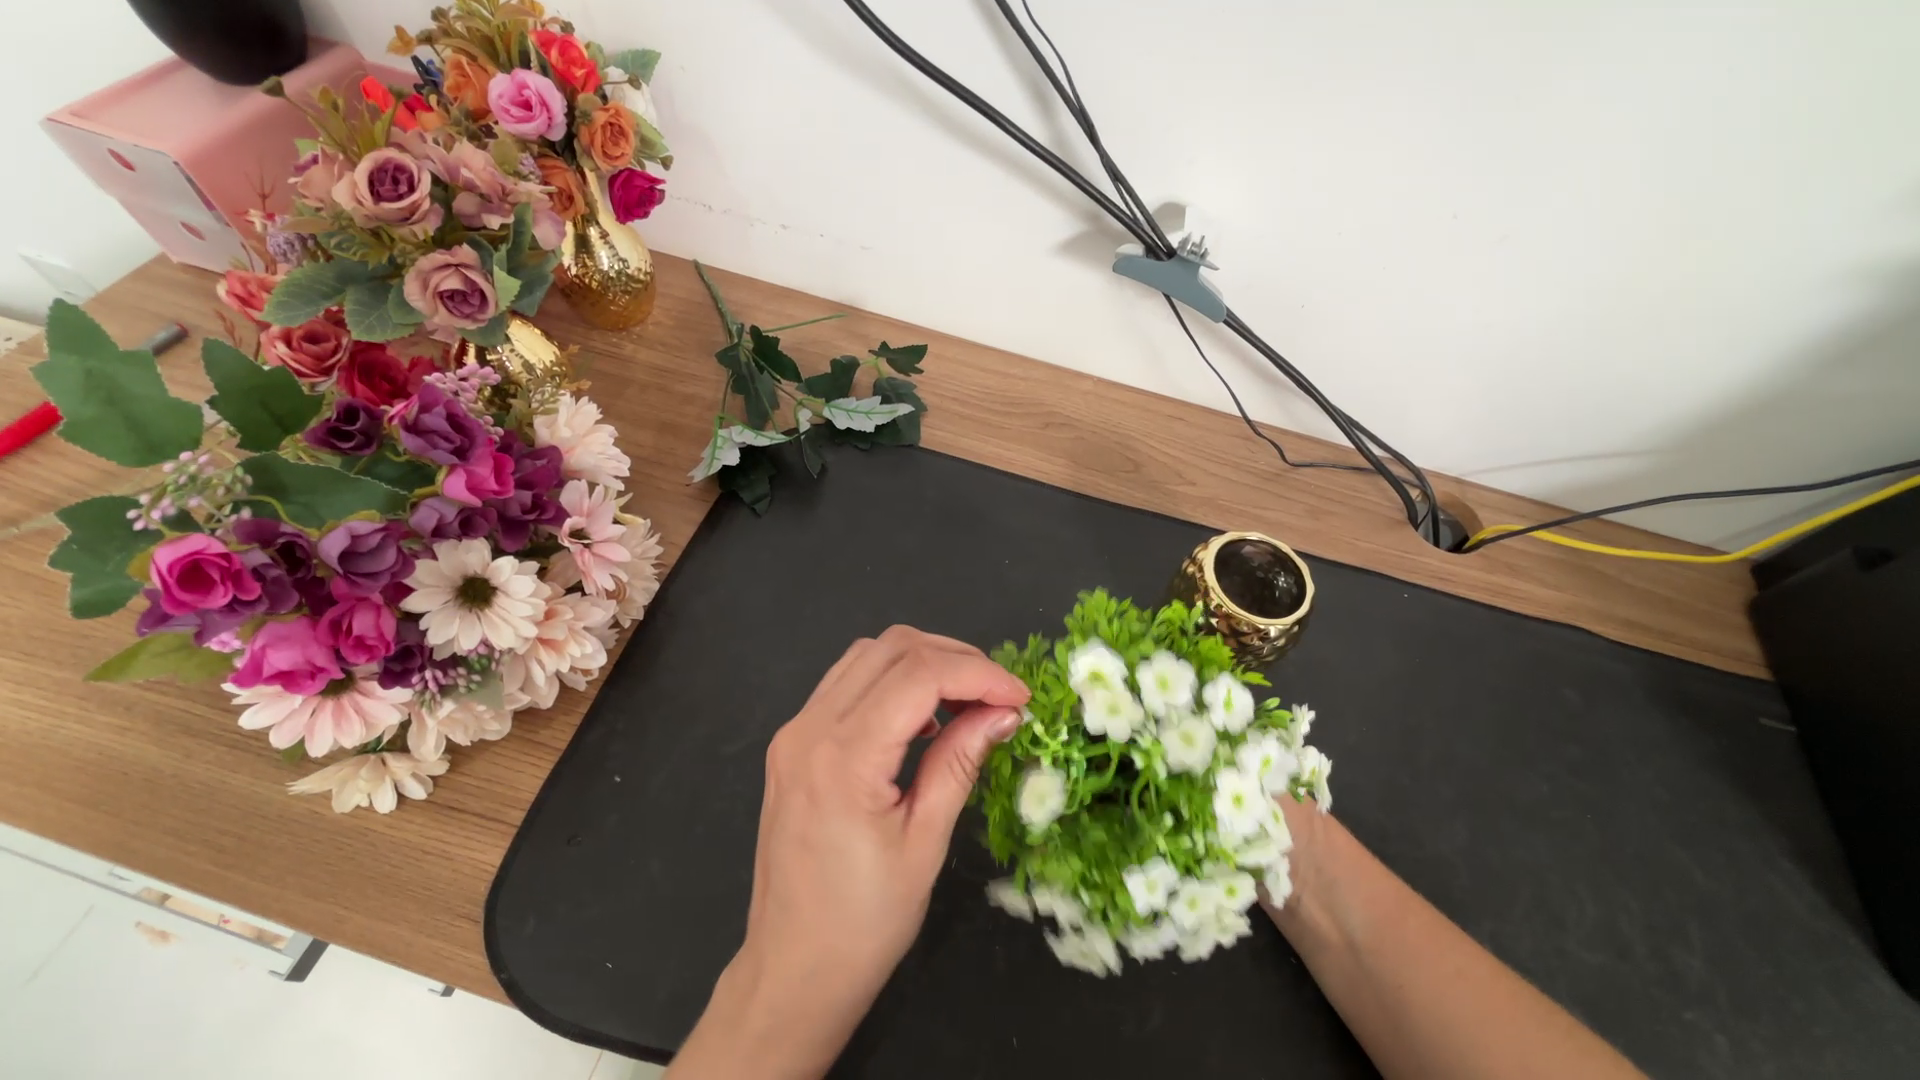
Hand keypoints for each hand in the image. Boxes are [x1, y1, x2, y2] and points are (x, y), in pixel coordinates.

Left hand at [668, 626, 1030, 1079]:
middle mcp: (809, 729)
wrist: (792, 969)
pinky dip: (892, 683)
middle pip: (892, 648)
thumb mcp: (925, 842)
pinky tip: (922, 719)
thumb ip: (960, 763)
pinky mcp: (792, 744)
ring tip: (968, 702)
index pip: (919, 675)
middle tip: (1000, 697)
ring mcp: (794, 732)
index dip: (979, 674)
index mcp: (843, 757)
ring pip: (867, 656)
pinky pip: (846, 684)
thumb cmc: (864, 923)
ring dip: (923, 663)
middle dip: (956, 659)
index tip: (1021, 699)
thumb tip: (1003, 713)